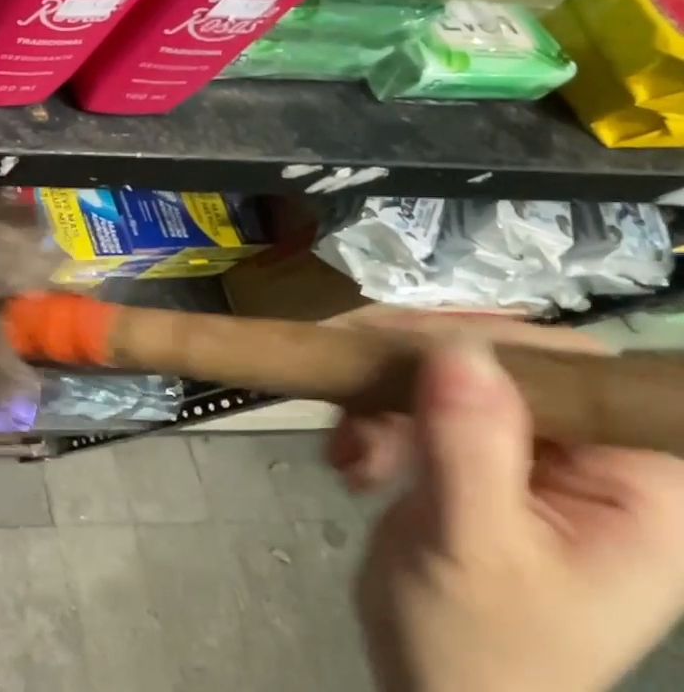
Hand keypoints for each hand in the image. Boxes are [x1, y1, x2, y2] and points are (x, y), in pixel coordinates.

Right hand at [343, 340, 683, 691]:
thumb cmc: (475, 640)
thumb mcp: (470, 544)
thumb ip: (471, 445)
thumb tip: (458, 346)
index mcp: (639, 484)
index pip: (578, 374)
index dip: (493, 345)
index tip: (400, 347)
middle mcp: (595, 461)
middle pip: (503, 367)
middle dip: (412, 378)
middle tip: (346, 399)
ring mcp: (532, 462)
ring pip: (448, 380)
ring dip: (380, 403)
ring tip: (346, 453)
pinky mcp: (477, 466)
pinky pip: (420, 410)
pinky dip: (373, 424)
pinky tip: (349, 462)